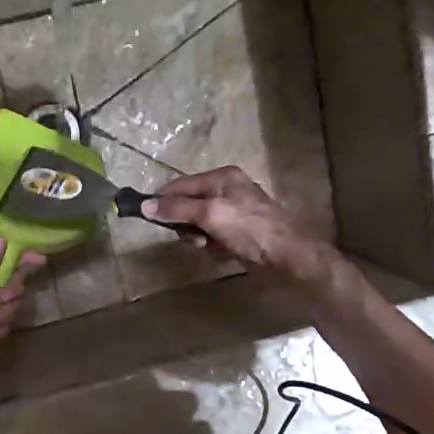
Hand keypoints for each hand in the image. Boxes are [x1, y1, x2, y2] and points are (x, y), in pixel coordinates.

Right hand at [142, 167, 334, 281]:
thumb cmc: (249, 229)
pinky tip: (226, 253)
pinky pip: (214, 236)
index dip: (164, 200)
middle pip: (188, 205)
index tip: (147, 217)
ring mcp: (235, 211)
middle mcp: (228, 190)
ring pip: (199, 224)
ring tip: (213, 246)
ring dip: (201, 238)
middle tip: (196, 237)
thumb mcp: (209, 215)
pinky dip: (215, 246)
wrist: (289, 256)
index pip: (181, 185)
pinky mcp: (240, 232)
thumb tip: (145, 205)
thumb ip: (176, 209)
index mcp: (222, 177)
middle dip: (187, 224)